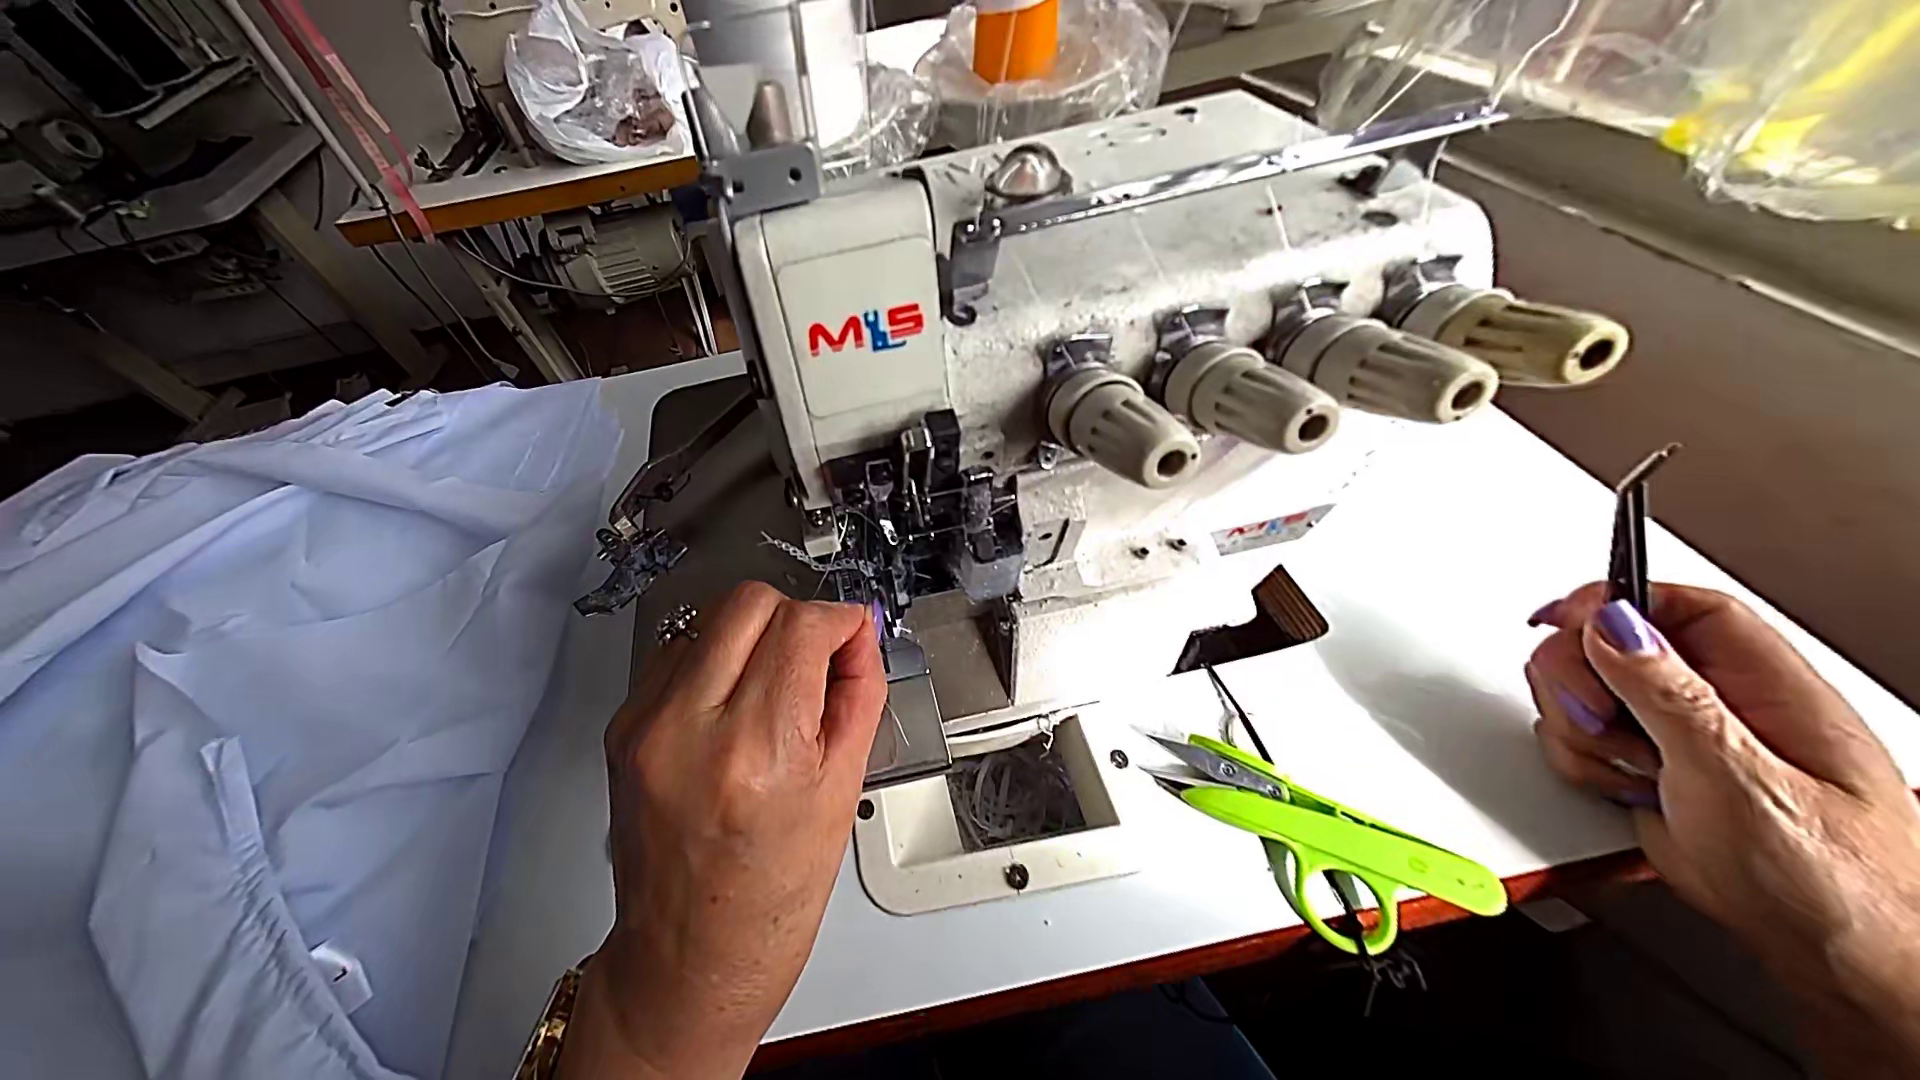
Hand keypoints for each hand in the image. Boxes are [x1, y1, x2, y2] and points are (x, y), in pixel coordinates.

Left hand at [559, 582, 886, 1079]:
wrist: (693, 952)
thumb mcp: (844, 786)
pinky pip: (682, 650)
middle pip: (750, 602)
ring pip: (714, 617)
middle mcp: (687, 730)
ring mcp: (645, 725)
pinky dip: (721, 658)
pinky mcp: (623, 726)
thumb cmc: (772, 892)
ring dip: (758, 636)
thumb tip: (859, 634)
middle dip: (798, 616)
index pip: (801, 627)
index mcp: (756, 752)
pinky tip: (738, 703)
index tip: (854, 634)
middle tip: (818, 656)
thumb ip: (860, 691)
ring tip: (776, 689)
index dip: (840, 620)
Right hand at [1528, 583, 1919, 1076]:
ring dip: (1576, 729)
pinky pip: (1569, 732)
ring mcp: (1668, 728)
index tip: (1562, 617)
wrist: (1829, 952)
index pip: (1675, 604)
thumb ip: (1672, 695)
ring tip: (1633, 771)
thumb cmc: (1836, 882)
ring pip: (1573, 689)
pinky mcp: (1634, 757)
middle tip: (1602, 721)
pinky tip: (1625, 788)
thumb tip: (1616, 623)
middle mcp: (1712, 697)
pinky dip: (1576, 759)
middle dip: (1576, 681)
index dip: (1611, 599)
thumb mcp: (1744, 778)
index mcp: (1762, 684)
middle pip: (1602, 642)